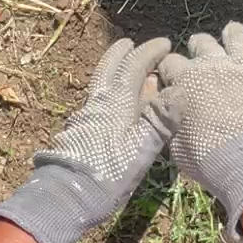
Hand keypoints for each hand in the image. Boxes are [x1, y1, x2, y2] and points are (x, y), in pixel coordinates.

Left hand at [0, 36, 170, 242]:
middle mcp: (98, 105)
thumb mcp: (141, 149)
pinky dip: (109, 95)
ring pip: (100, 86)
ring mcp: (85, 119)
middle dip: (120, 54)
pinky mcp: (77, 134)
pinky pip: (97, 103)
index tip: (165, 44)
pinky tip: (112, 107)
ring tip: (124, 72)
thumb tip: (178, 91)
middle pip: (108, 70)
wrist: (64, 200)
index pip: (133, 66)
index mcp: (116, 103)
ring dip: (113, 73)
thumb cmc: (107, 174)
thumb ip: (160, 120)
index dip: (149, 52)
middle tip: (129, 42)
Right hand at [155, 22, 242, 242]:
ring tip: (233, 31)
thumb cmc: (204, 155)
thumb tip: (161, 109)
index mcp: (186, 80)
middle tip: (198, 49)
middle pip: (202, 43)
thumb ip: (167, 119)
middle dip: (198, 45)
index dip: (168, 69)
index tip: (169, 76)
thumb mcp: (174, 141)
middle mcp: (215, 67)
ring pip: (239, 40)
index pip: (170, 63)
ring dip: (235, 35)